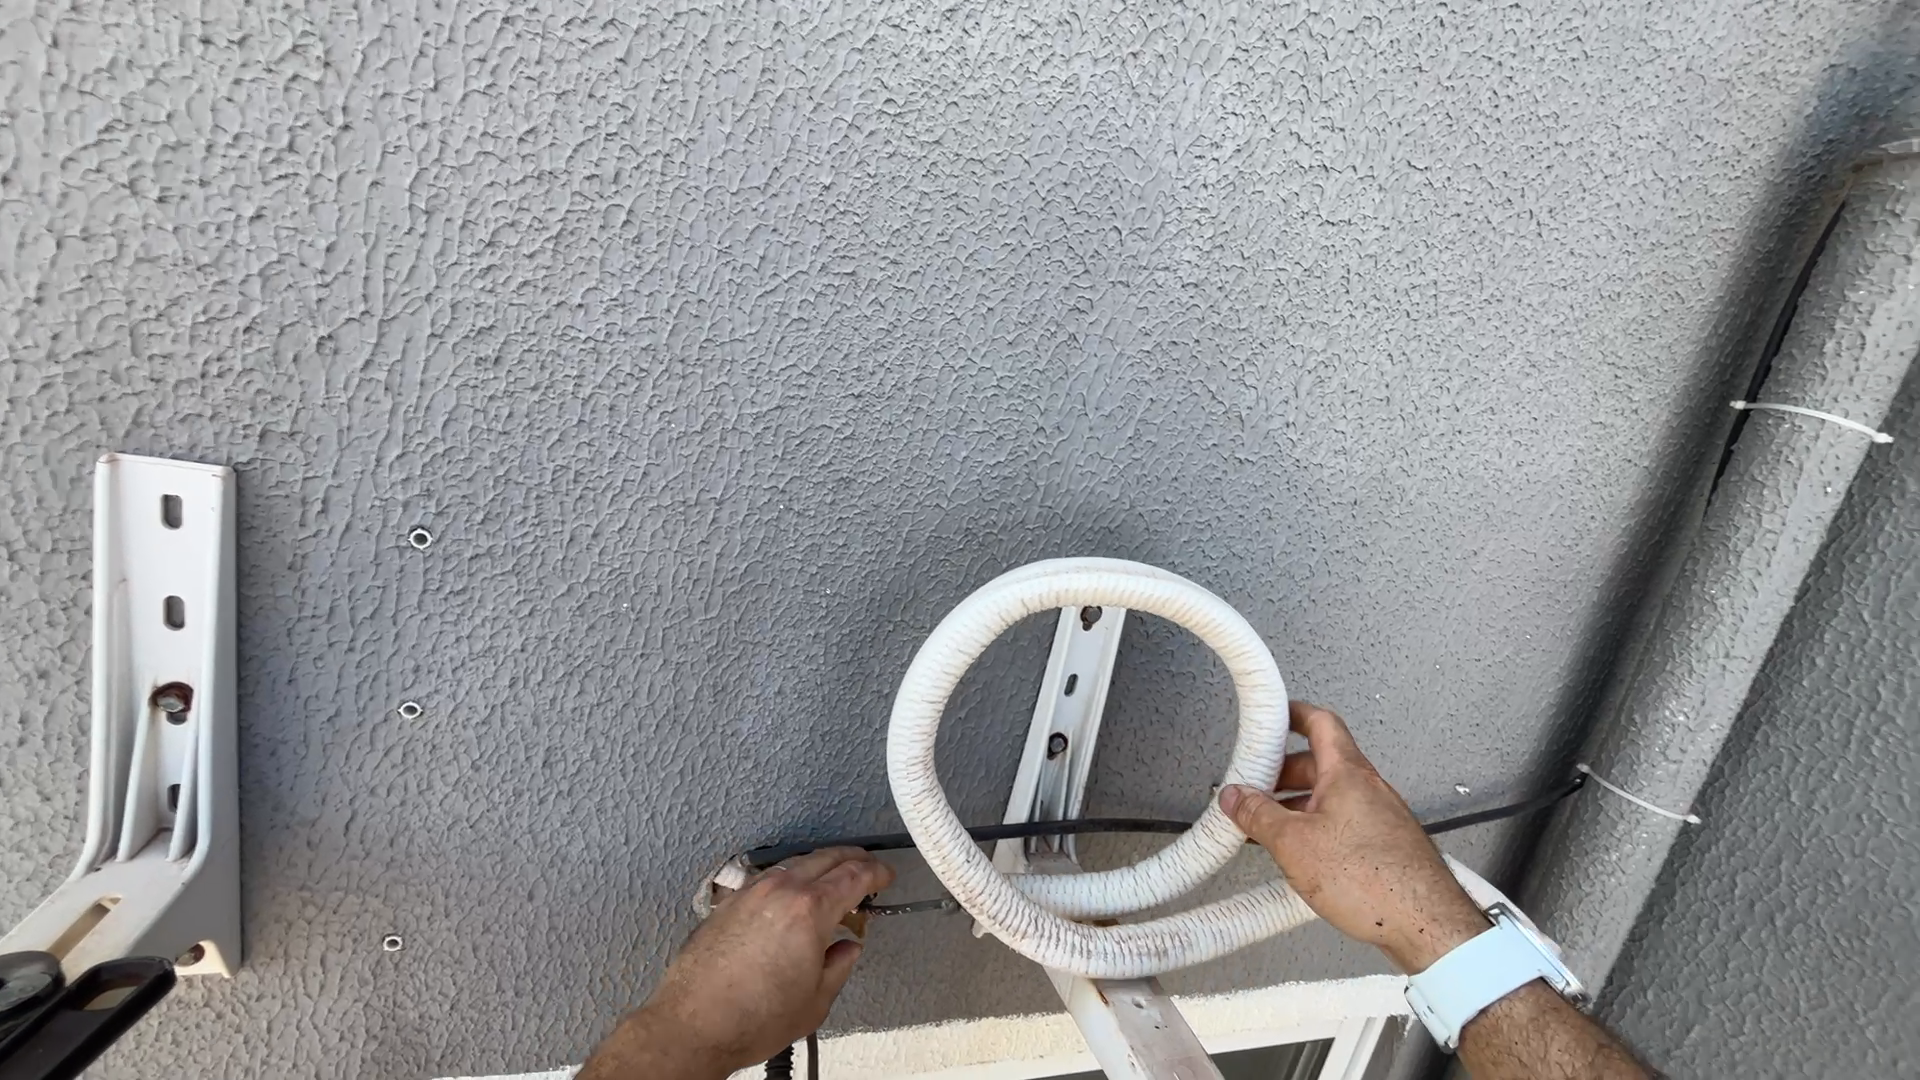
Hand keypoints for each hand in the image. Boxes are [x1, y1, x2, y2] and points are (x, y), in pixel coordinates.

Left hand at [580, 847, 895, 1079]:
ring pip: (799, 861)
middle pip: (828, 857)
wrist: (692, 1026)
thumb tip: (847, 948)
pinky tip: (796, 890)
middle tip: (867, 868)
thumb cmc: (748, 1019)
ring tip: (835, 877)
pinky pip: (773, 874)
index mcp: (810, 910)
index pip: (854, 875)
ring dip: (823, 863)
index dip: (876, 872)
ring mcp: (754, 890)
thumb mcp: (814, 1002)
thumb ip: (839, 966)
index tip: (885, 875)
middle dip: (854, 858)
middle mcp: (782, 890)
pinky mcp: (732, 900)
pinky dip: (794, 874)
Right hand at [1219, 702, 1486, 973]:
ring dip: (1297, 804)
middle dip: (1281, 773)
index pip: (1320, 722)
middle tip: (1254, 786)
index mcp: (1347, 773)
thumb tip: (1236, 798)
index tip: (1274, 714)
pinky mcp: (1388, 845)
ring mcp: (1382, 817)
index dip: (1292, 713)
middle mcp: (1369, 789)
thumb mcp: (1293, 843)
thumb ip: (1257, 815)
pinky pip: (1344, 822)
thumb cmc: (1378, 883)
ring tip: (1271, 827)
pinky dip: (1318, 827)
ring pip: (1330, 795)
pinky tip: (1302, 854)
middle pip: (1318, 762)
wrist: (1431, 930)